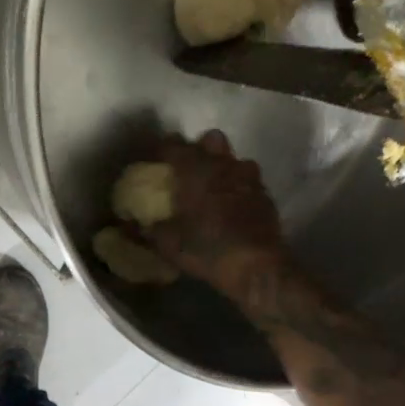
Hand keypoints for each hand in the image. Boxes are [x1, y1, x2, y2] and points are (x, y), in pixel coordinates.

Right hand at [138, 130, 292, 304]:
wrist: (256, 265)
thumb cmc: (207, 249)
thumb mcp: (168, 244)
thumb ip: (151, 230)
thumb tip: (139, 226)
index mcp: (195, 170)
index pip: (173, 145)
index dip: (162, 150)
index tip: (156, 160)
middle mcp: (224, 165)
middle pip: (210, 139)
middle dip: (199, 148)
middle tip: (188, 170)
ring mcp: (249, 178)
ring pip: (234, 159)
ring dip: (223, 168)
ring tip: (214, 189)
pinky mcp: (265, 195)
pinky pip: (249, 182)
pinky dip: (239, 189)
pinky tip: (233, 209)